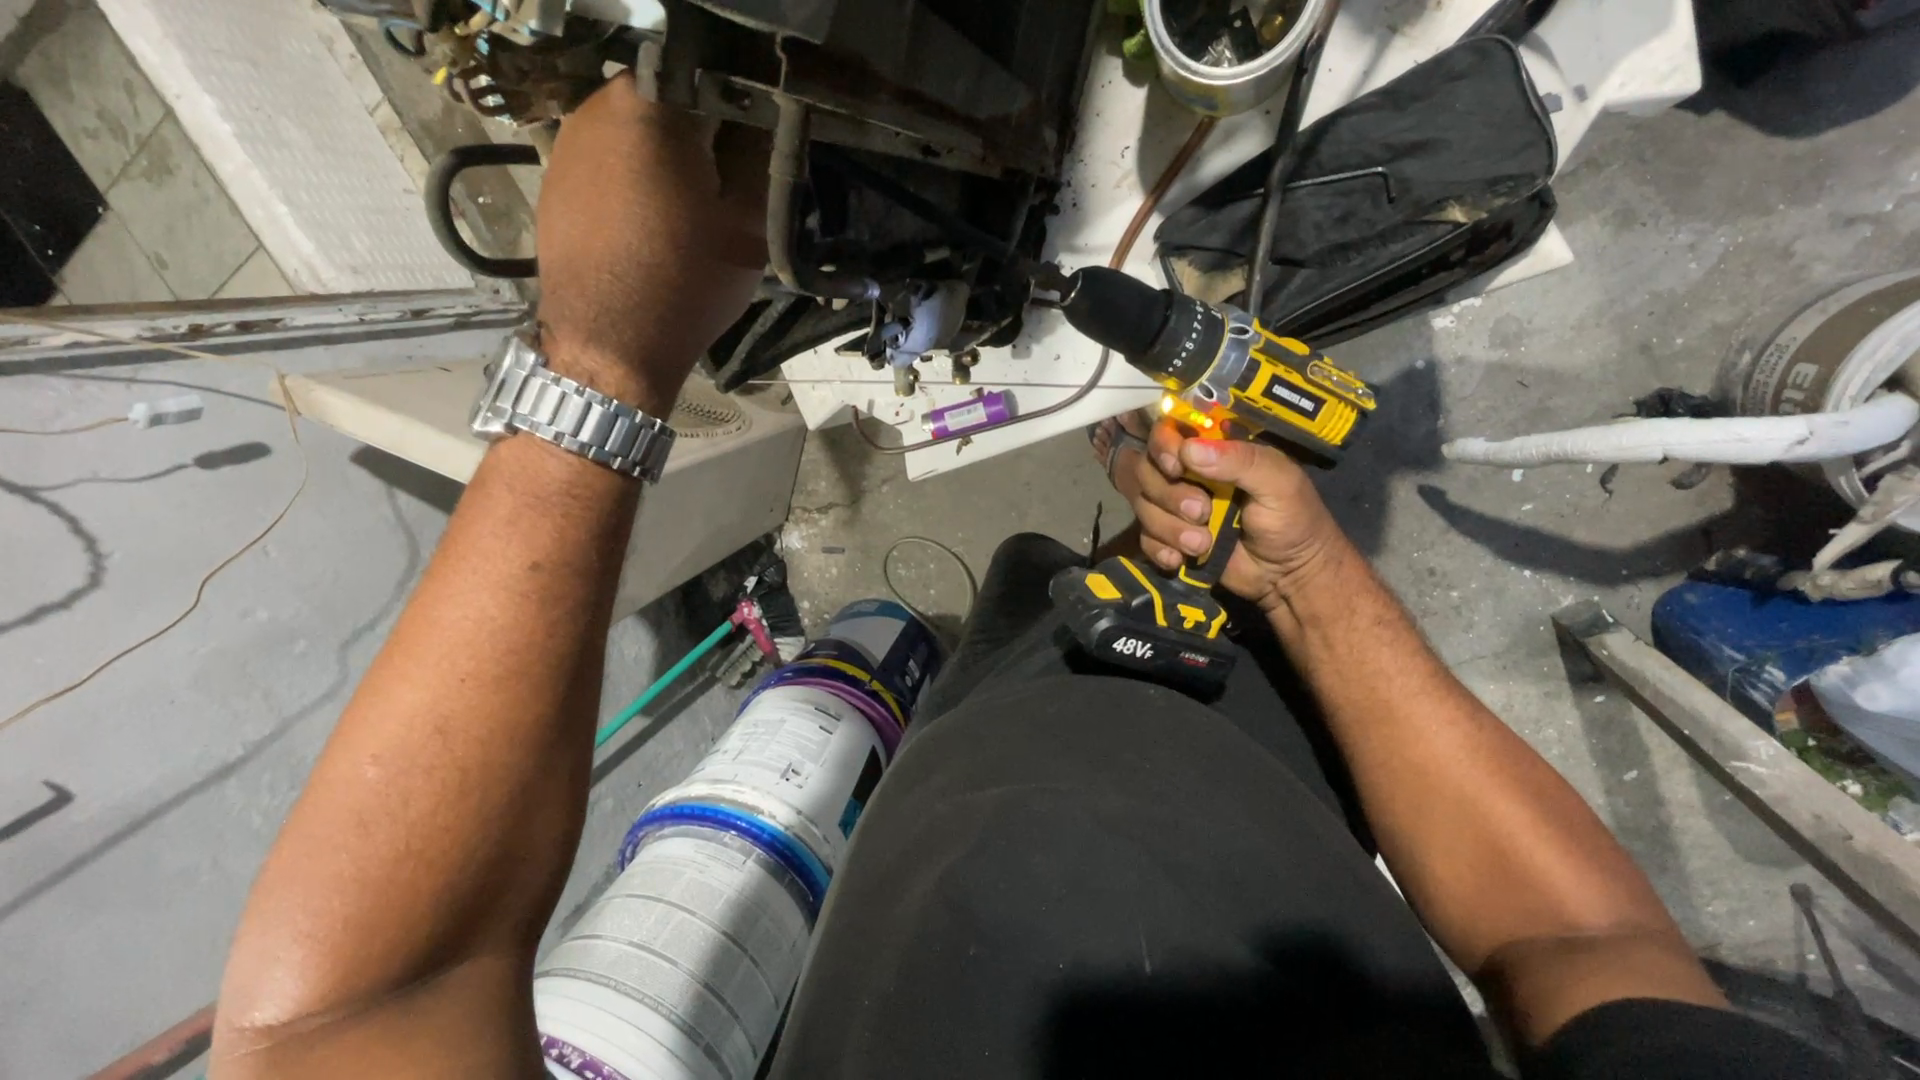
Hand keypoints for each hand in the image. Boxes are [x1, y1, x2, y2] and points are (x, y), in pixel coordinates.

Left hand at [535, 74, 768, 414]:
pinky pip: (608, 158)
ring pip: (637, 129)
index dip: (746, 111)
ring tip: (694, 204)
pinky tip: (654, 219)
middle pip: (670, 99)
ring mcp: (567, 140)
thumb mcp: (748, 222)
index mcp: (652, 104)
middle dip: (704, 131)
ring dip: (669, 154)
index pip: (714, 77)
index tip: (762, 148)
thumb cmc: (687, 282)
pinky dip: (636, 175)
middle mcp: (598, 104)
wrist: (609, 345)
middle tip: (731, 179)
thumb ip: (761, 154)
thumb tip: (764, 120)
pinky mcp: (554, 179)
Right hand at [1127, 420, 1354, 614]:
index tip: (1176, 466)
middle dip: (1168, 495)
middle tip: (1202, 512)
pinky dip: (1160, 550)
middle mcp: (1187, 474)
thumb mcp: (1279, 482)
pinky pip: (1144, 538)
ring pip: (1143, 505)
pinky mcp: (1169, 539)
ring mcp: (1174, 507)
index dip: (1162, 445)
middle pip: (1145, 469)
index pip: (1168, 431)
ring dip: (1169, 527)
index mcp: (1213, 451)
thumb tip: (1189, 450)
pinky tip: (1181, 559)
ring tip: (1203, 544)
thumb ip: (1240, 460)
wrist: (1289, 576)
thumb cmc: (1293, 519)